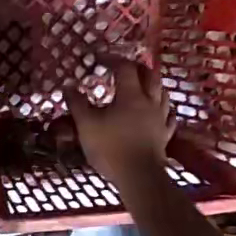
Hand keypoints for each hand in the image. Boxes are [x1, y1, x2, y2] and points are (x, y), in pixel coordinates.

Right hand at [67, 57, 175, 188]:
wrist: (139, 176)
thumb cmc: (110, 148)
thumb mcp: (86, 125)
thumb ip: (77, 103)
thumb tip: (68, 85)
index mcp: (130, 95)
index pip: (124, 68)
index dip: (112, 59)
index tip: (99, 59)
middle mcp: (150, 102)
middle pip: (150, 75)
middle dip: (137, 67)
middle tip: (124, 67)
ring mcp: (160, 118)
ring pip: (162, 93)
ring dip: (152, 84)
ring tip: (142, 84)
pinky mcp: (165, 134)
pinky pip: (168, 115)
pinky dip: (163, 108)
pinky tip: (159, 110)